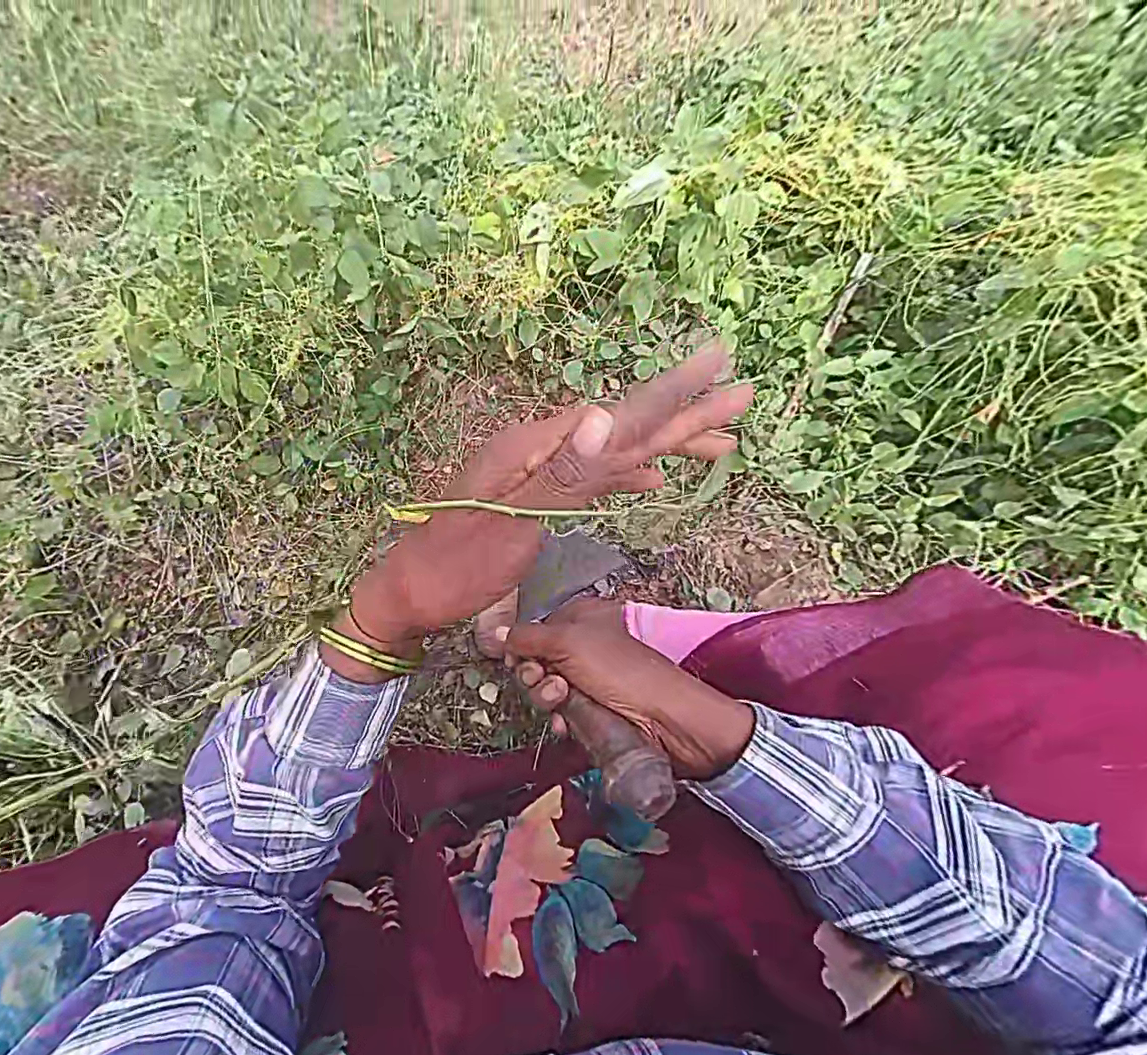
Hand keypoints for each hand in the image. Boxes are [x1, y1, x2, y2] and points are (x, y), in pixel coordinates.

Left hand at [345, 343, 750, 652]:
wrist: (408, 594)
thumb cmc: (454, 568)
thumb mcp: (510, 524)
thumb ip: (562, 474)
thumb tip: (609, 415)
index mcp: (528, 447)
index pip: (615, 415)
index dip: (672, 395)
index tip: (722, 367)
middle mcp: (531, 449)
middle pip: (617, 427)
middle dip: (678, 419)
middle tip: (738, 405)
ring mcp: (529, 471)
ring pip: (606, 451)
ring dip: (658, 447)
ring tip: (714, 444)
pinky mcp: (528, 495)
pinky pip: (586, 476)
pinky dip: (621, 472)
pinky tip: (647, 475)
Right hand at [494, 598, 755, 778]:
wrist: (668, 721)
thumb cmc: (622, 671)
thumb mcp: (568, 642)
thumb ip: (525, 636)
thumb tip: (491, 631)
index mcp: (578, 618)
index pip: (531, 628)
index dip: (520, 646)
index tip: (518, 659)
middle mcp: (580, 645)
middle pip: (532, 659)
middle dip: (533, 673)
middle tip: (548, 681)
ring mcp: (585, 678)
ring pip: (542, 687)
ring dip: (545, 697)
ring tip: (564, 700)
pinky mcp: (590, 708)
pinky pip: (558, 712)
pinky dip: (559, 718)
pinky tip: (566, 724)